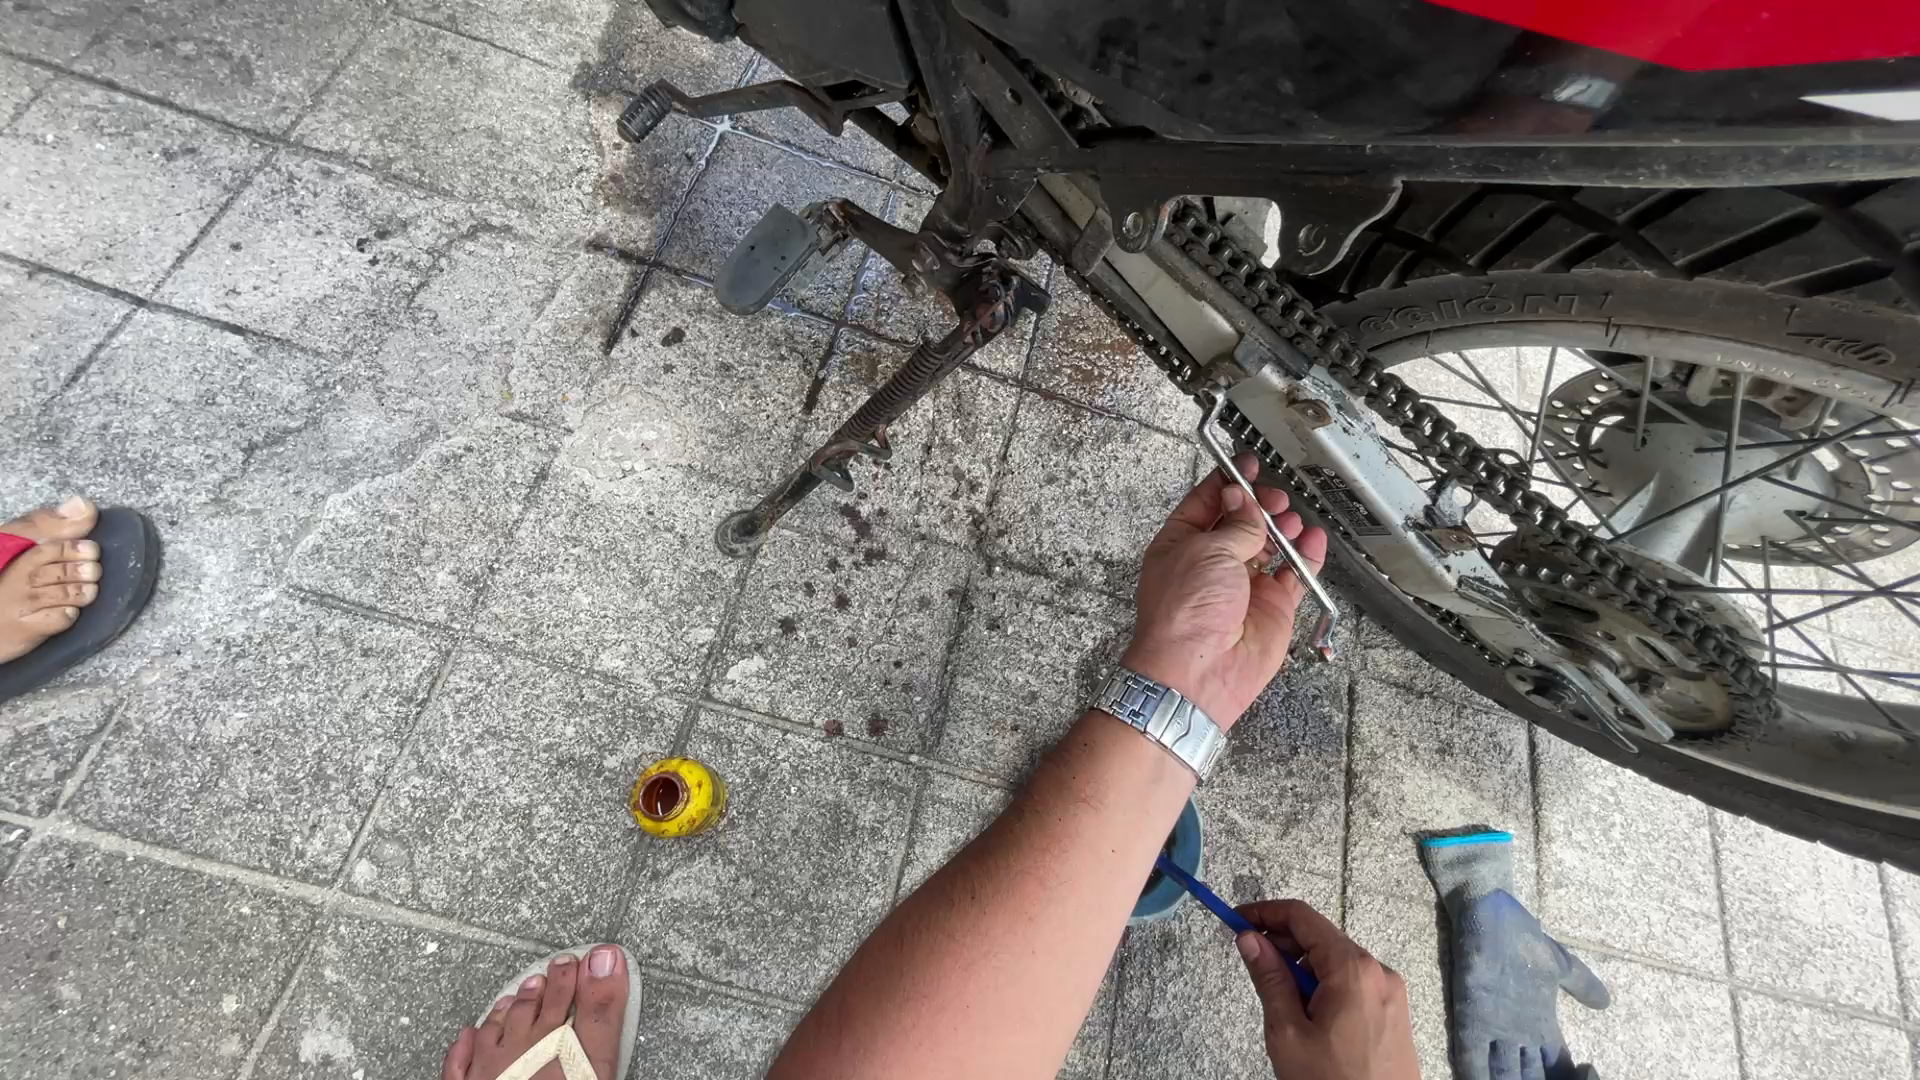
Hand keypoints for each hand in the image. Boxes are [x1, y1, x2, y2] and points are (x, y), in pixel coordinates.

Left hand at [1122, 455, 1328, 727]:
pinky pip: (1294, 575)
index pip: (1205, 503)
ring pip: (1269, 545)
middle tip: (1273, 496)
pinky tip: (1313, 539)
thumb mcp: (1205, 551)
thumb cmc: (1183, 612)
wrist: (1199, 670)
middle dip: (1259, 505)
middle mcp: (1209, 563)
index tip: (1246, 463)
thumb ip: (1234, 525)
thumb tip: (1244, 501)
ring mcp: (1241, 585)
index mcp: (1180, 544)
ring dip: (1282, 527)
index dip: (1227, 483)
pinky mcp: (1271, 607)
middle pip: (1240, 522)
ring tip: (1289, 517)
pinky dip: (1307, 556)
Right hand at [1235, 899, 1419, 1079]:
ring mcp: (1391, 993)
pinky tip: (1309, 1015)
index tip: (1235, 922)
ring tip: (1283, 1002)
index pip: (1301, 916)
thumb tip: (1249, 937)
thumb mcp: (1288, 1032)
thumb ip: (1268, 977)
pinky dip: (1323, 984)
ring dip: (1301, 967)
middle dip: (1281, 943)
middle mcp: (1378, 972)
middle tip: (1253, 964)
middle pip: (1319, 936)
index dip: (1264, 913)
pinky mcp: (1395, 1014)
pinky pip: (1351, 982)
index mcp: (1353, 969)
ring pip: (1334, 960)